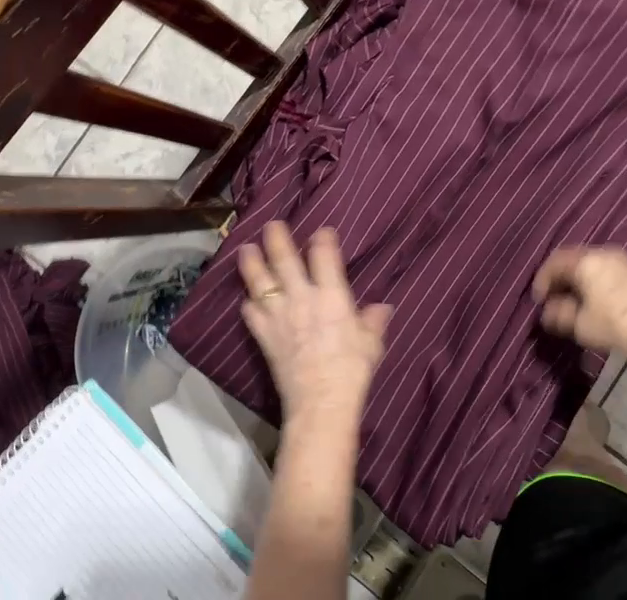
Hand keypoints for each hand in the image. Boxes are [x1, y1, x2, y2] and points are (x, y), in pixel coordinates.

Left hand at [237, 222, 391, 421]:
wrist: (321, 401)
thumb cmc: (352, 369)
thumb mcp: (372, 343)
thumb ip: (373, 321)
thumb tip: (381, 308)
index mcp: (332, 295)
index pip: (324, 255)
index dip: (323, 239)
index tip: (322, 232)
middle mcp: (302, 298)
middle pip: (285, 260)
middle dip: (277, 239)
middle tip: (271, 225)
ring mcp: (279, 316)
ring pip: (261, 282)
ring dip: (252, 263)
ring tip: (246, 249)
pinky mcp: (264, 336)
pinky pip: (251, 315)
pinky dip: (248, 304)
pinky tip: (247, 299)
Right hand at [531, 247, 626, 359]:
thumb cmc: (624, 326)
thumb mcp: (585, 327)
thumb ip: (560, 315)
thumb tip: (547, 310)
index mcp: (585, 261)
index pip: (554, 263)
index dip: (542, 281)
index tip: (540, 300)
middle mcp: (605, 250)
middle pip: (576, 259)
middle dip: (564, 278)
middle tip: (559, 299)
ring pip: (598, 261)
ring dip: (587, 277)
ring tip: (585, 298)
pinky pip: (619, 266)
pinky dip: (609, 276)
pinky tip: (612, 292)